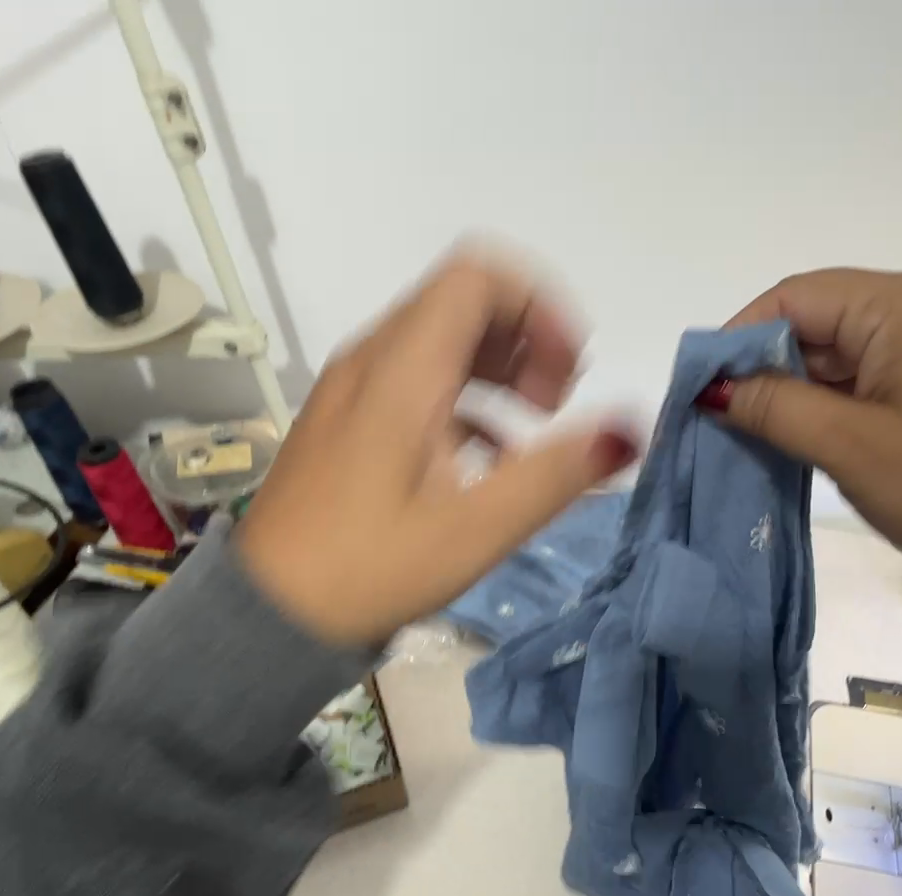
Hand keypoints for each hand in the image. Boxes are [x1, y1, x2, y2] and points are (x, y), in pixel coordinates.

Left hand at [236, 250, 637, 645]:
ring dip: (502, 370)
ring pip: (443, 341)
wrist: (270, 613)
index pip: (478, 276)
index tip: (571, 370)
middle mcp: (375, 359)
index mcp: (403, 368)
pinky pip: (419, 380)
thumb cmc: (373, 566)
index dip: (540, 306)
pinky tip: (488, 458)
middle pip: (465, 304)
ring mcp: (356, 388)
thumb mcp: (477, 528)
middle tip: (558, 404)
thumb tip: (630, 428)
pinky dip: (468, 399)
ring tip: (534, 429)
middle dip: (528, 340)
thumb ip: (558, 473)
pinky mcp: (349, 420)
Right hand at [703, 269, 901, 586]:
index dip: (739, 337)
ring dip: (800, 385)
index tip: (700, 388)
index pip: (796, 296)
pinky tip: (810, 431)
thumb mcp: (848, 447)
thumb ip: (773, 406)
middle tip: (724, 417)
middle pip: (821, 317)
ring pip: (845, 345)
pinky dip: (836, 395)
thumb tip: (711, 388)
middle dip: (768, 365)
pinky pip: (874, 366)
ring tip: (761, 432)